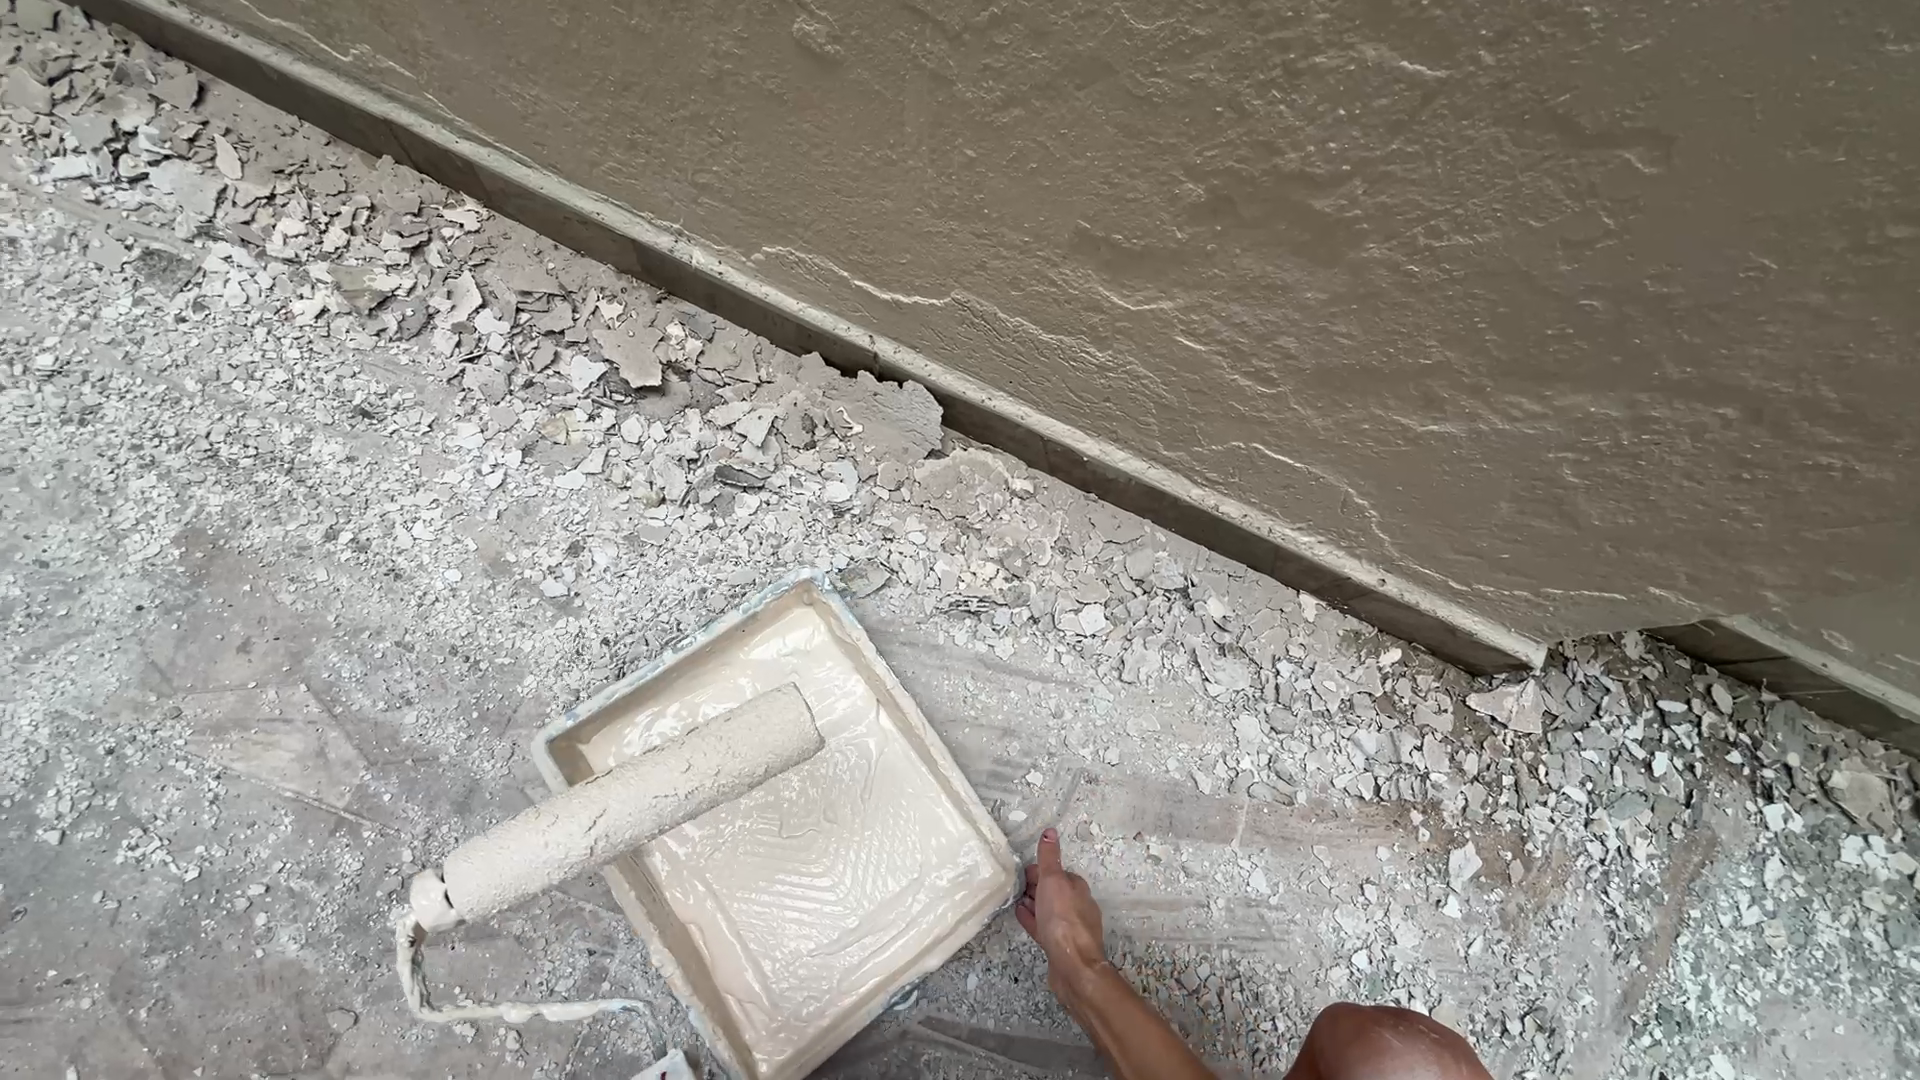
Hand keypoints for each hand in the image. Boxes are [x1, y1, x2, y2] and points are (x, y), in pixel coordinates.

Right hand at [1015, 827, 1107, 985]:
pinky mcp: (1060, 946)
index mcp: (1077, 887)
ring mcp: (1070, 927)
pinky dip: (1033, 919)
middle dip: (1036, 886)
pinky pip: (1044, 926)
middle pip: (1053, 890)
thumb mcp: (1052, 881)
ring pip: (1048, 909)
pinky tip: (1021, 917)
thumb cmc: (1063, 919)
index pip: (1056, 872)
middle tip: (1016, 886)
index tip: (1022, 872)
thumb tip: (1050, 831)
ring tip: (1016, 900)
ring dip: (1033, 903)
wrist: (1073, 967)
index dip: (1038, 871)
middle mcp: (1077, 905)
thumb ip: (1049, 858)